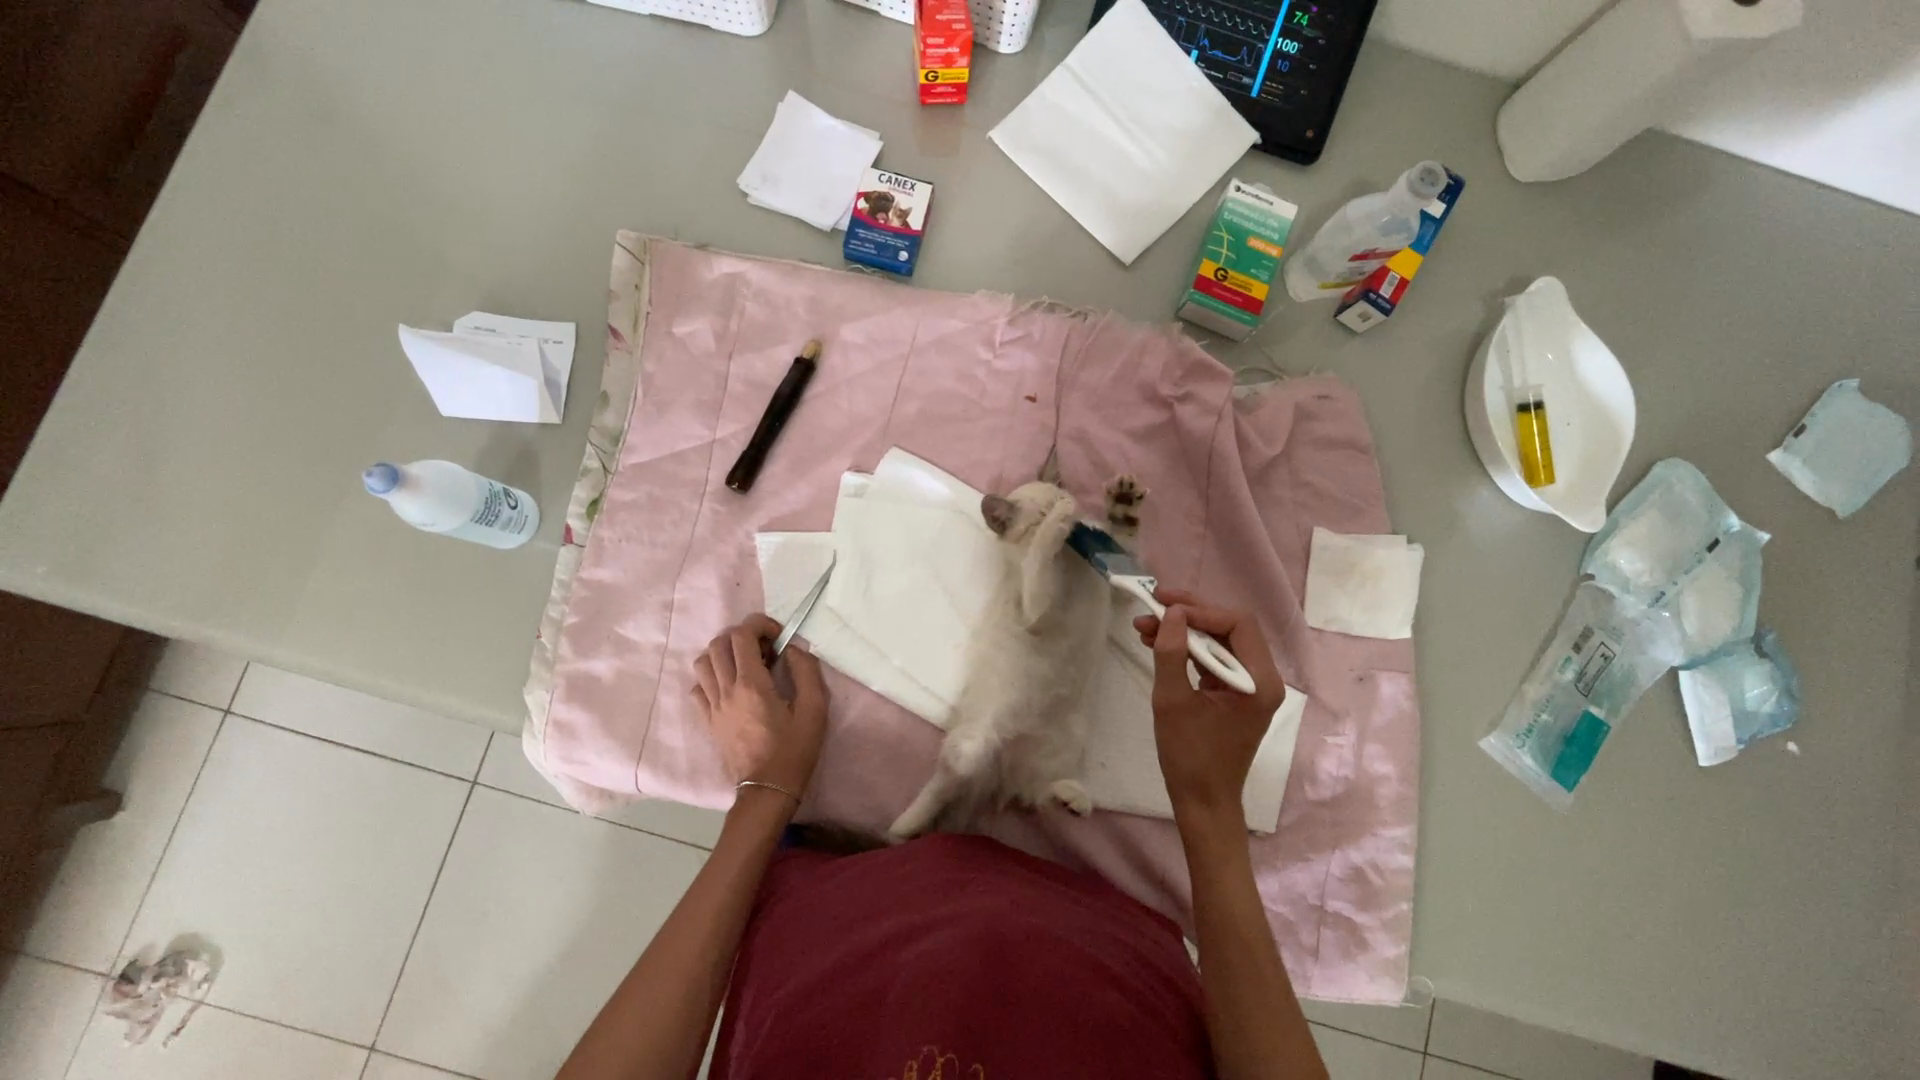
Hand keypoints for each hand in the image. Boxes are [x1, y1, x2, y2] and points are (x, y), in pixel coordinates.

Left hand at [692, 614, 829, 799]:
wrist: (767, 789)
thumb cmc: (794, 750)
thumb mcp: (815, 709)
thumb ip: (806, 671)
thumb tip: (794, 648)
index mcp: (752, 684)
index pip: (742, 635)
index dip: (759, 625)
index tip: (778, 636)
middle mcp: (726, 690)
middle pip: (719, 643)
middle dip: (742, 636)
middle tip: (765, 650)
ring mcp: (713, 706)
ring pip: (703, 662)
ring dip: (724, 655)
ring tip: (746, 665)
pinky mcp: (708, 720)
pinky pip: (698, 687)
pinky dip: (711, 678)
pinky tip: (731, 686)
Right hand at [1133, 589, 1286, 824]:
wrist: (1203, 802)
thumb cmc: (1190, 756)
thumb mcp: (1173, 701)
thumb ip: (1172, 653)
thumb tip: (1172, 613)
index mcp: (1260, 681)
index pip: (1238, 624)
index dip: (1201, 610)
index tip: (1164, 608)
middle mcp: (1263, 679)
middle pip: (1230, 627)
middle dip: (1190, 614)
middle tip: (1152, 604)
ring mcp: (1249, 687)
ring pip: (1219, 641)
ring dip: (1184, 631)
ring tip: (1145, 625)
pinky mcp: (1234, 695)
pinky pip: (1213, 660)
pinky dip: (1188, 649)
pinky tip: (1158, 643)